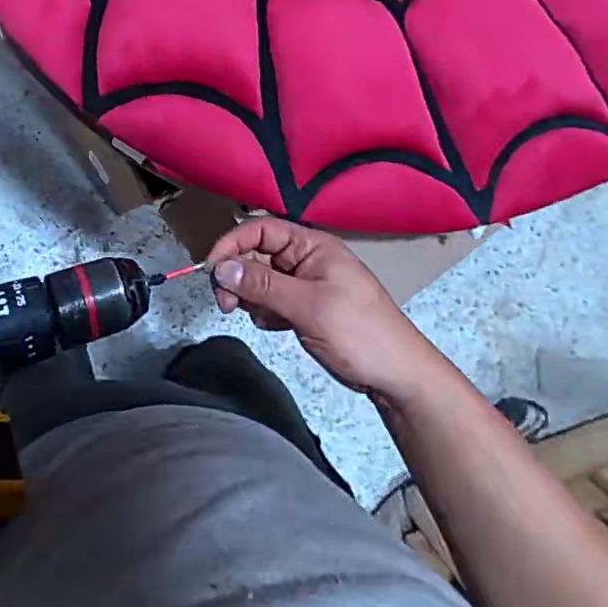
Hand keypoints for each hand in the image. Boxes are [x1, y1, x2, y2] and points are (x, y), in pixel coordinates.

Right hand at [206, 218, 446, 399]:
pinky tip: (276, 326)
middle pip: (254, 255)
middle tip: (227, 305)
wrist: (396, 376)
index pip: (260, 230)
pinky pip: (269, 300)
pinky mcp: (302, 307)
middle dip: (237, 277)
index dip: (231, 245)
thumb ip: (262, 285)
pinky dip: (264, 312)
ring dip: (250, 298)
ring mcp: (303, 284)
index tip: (210, 270)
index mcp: (311, 246)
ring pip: (258, 280)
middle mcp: (304, 259)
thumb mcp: (308, 306)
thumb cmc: (359, 333)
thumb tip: (218, 268)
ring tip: (263, 318)